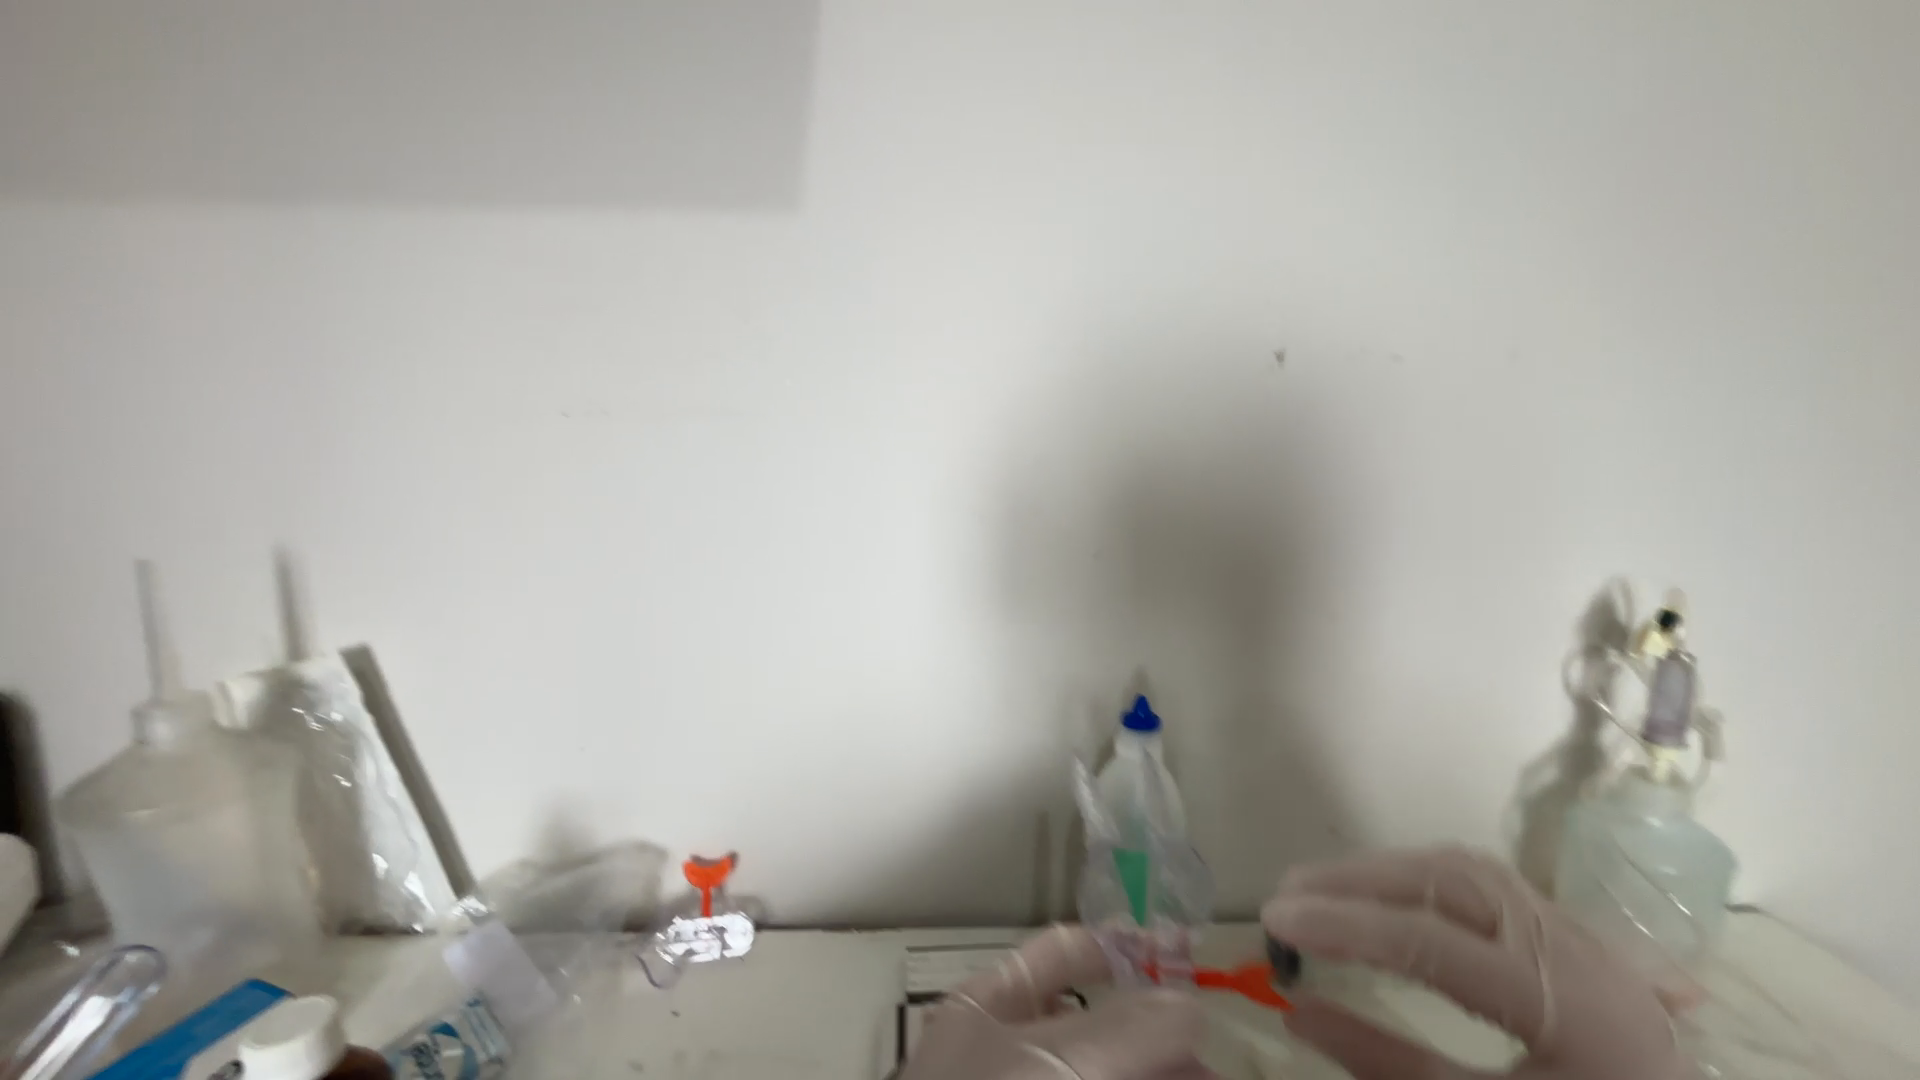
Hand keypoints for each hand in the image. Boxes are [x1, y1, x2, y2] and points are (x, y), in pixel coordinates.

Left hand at [899, 924, 1214, 1078]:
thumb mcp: (1053, 1062)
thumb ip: (1125, 1028)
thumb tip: (1189, 1003)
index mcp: (991, 1008)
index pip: (1060, 956)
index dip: (1118, 949)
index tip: (1179, 959)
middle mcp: (1010, 1055)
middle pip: (1097, 1032)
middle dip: (1160, 1044)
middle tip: (1218, 1063)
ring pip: (1108, 1079)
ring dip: (1163, 1078)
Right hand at [1262, 847, 1689, 1079]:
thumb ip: (1388, 1065)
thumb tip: (1297, 1011)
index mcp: (1566, 1007)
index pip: (1430, 942)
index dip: (1343, 926)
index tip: (1273, 920)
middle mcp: (1574, 951)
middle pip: (1445, 881)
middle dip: (1354, 881)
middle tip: (1287, 895)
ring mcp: (1576, 935)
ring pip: (1463, 868)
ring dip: (1383, 870)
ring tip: (1321, 888)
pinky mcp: (1569, 935)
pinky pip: (1483, 880)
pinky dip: (1419, 876)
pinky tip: (1385, 892)